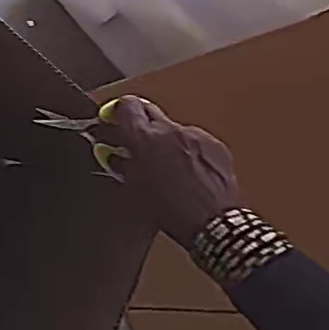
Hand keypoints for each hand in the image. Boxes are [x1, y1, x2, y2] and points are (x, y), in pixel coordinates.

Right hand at [105, 96, 243, 247]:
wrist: (213, 223)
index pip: (126, 105)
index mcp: (144, 138)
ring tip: (166, 164)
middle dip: (139, 121)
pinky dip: (187, 149)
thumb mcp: (135, 187)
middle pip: (147, 108)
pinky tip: (187, 170)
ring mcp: (194, 135)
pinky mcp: (214, 144)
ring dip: (165, 139)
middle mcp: (169, 130)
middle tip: (135, 138)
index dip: (118, 111)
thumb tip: (114, 154)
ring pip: (171, 126)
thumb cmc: (172, 211)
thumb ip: (122, 162)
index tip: (114, 118)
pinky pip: (194, 139)